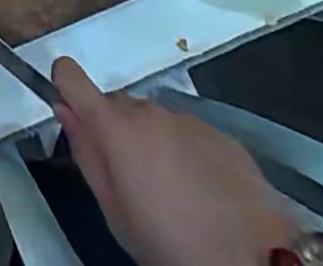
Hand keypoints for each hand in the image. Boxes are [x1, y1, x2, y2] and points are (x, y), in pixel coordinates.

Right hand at [52, 57, 297, 265]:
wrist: (257, 264)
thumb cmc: (169, 244)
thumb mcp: (113, 210)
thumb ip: (85, 152)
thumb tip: (65, 111)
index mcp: (114, 125)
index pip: (71, 75)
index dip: (64, 85)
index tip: (71, 109)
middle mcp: (148, 110)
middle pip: (116, 103)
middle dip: (115, 128)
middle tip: (130, 176)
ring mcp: (188, 119)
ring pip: (154, 119)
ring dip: (153, 140)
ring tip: (173, 190)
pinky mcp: (223, 134)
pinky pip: (189, 132)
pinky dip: (187, 151)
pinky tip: (204, 192)